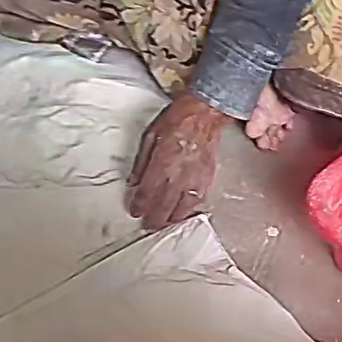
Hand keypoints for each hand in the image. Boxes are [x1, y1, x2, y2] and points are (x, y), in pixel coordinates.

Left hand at [127, 93, 226, 228]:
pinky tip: (184, 211)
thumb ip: (141, 162)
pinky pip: (198, 198)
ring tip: (166, 223)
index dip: (140, 205)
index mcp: (162, 164)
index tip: (135, 212)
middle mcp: (179, 175)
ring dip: (173, 217)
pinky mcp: (207, 177)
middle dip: (155, 218)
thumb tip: (133, 182)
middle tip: (148, 226)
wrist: (204, 115)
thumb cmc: (175, 121)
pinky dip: (189, 207)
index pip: (147, 192)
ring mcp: (195, 178)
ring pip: (183, 205)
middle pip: (164, 204)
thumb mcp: (149, 137)